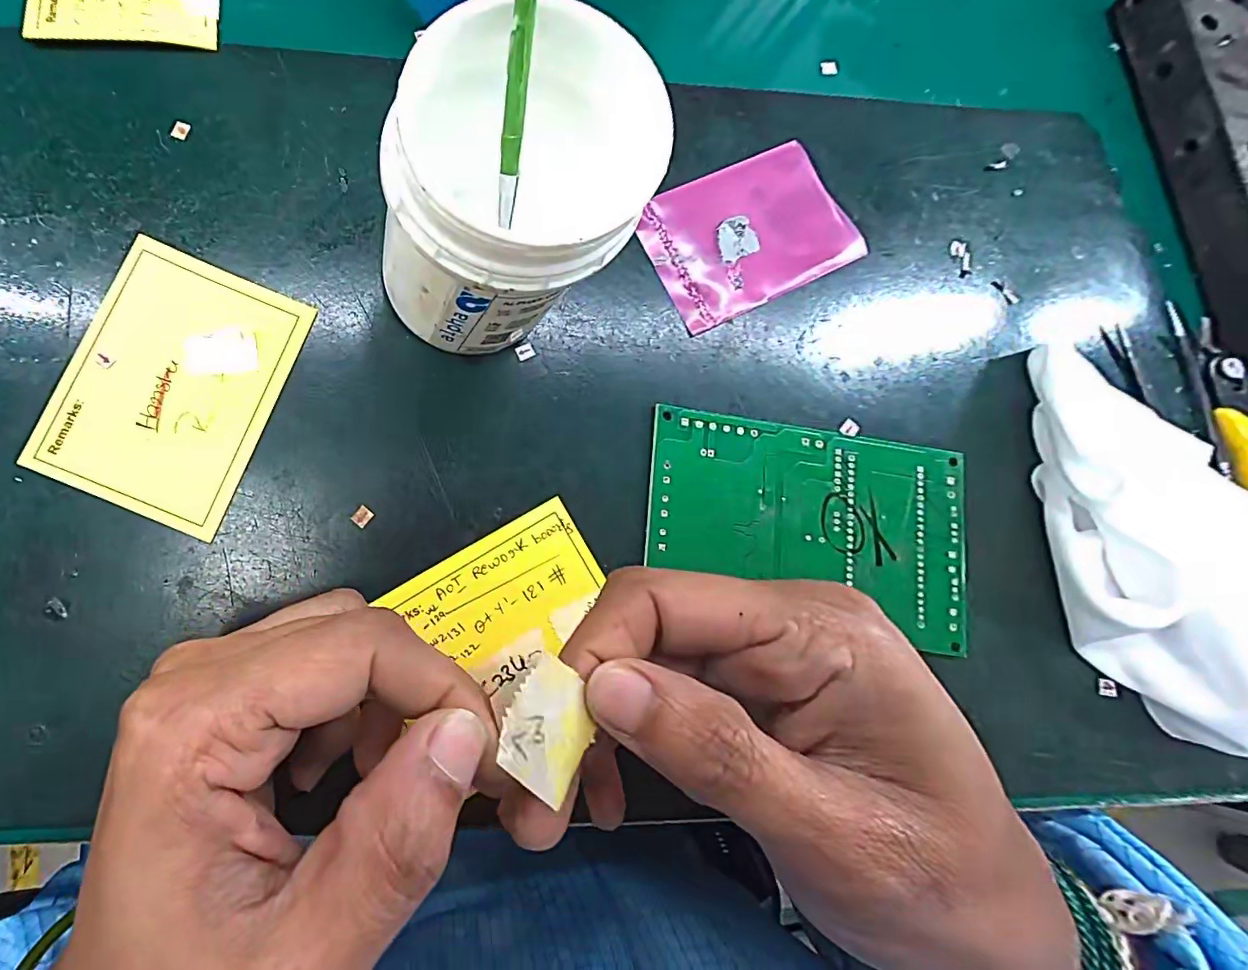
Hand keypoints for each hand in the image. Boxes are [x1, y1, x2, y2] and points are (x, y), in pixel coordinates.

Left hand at [59, 590, 509, 969]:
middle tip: (450, 775)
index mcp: (195, 718)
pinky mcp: (209, 690)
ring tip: (381, 788)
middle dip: (415, 690)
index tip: (488, 754)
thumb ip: (391, 845)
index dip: (437, 684)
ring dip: (381, 702)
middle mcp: (190, 671)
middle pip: (343, 628)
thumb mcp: (304, 952)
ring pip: (330, 637)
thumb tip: (464, 732)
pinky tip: (329, 778)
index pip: (353, 644)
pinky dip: (346, 707)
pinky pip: (305, 662)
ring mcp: (196, 674)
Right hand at [501, 568, 1075, 969]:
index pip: (662, 600)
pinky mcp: (731, 689)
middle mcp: (773, 623)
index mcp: (817, 631)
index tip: (552, 728)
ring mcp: (750, 655)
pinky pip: (645, 695)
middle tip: (541, 782)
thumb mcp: (835, 837)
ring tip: (566, 800)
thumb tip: (601, 684)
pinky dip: (611, 740)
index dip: (593, 650)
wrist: (995, 946)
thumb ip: (717, 753)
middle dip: (578, 700)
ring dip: (586, 728)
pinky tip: (607, 787)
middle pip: (635, 631)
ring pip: (627, 664)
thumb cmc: (944, 895)